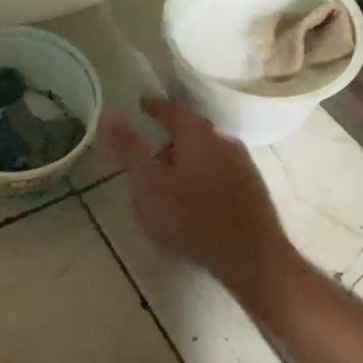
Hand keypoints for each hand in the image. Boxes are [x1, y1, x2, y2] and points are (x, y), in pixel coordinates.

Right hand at [102, 98, 290, 292]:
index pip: (173, 110)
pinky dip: (204, 178)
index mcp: (198, 136)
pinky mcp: (253, 190)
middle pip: (193, 132)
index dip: (155, 106)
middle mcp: (225, 142)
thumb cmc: (191, 218)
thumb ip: (129, 149)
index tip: (141, 105)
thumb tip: (109, 113)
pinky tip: (196, 201)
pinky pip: (221, 173)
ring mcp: (244, 166)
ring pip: (209, 154)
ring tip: (171, 183)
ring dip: (188, 161)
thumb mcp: (149, 184)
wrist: (251, 257)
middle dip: (170, 139)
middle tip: (150, 155)